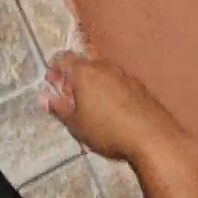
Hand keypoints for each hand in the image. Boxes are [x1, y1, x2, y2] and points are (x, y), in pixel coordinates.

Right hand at [40, 51, 197, 168]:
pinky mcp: (140, 86)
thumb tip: (44, 98)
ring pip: (102, 72)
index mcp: (84, 72)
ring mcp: (125, 75)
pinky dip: (109, 89)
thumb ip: (58, 108)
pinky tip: (112, 110)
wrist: (154, 139)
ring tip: (91, 105)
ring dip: (92, 83)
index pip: (63, 58)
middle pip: (83, 64)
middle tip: (70, 97)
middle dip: (73, 77)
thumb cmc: (107, 131)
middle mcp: (104, 67)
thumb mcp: (76, 124)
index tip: (52, 83)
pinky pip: (118, 82)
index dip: (54, 68)